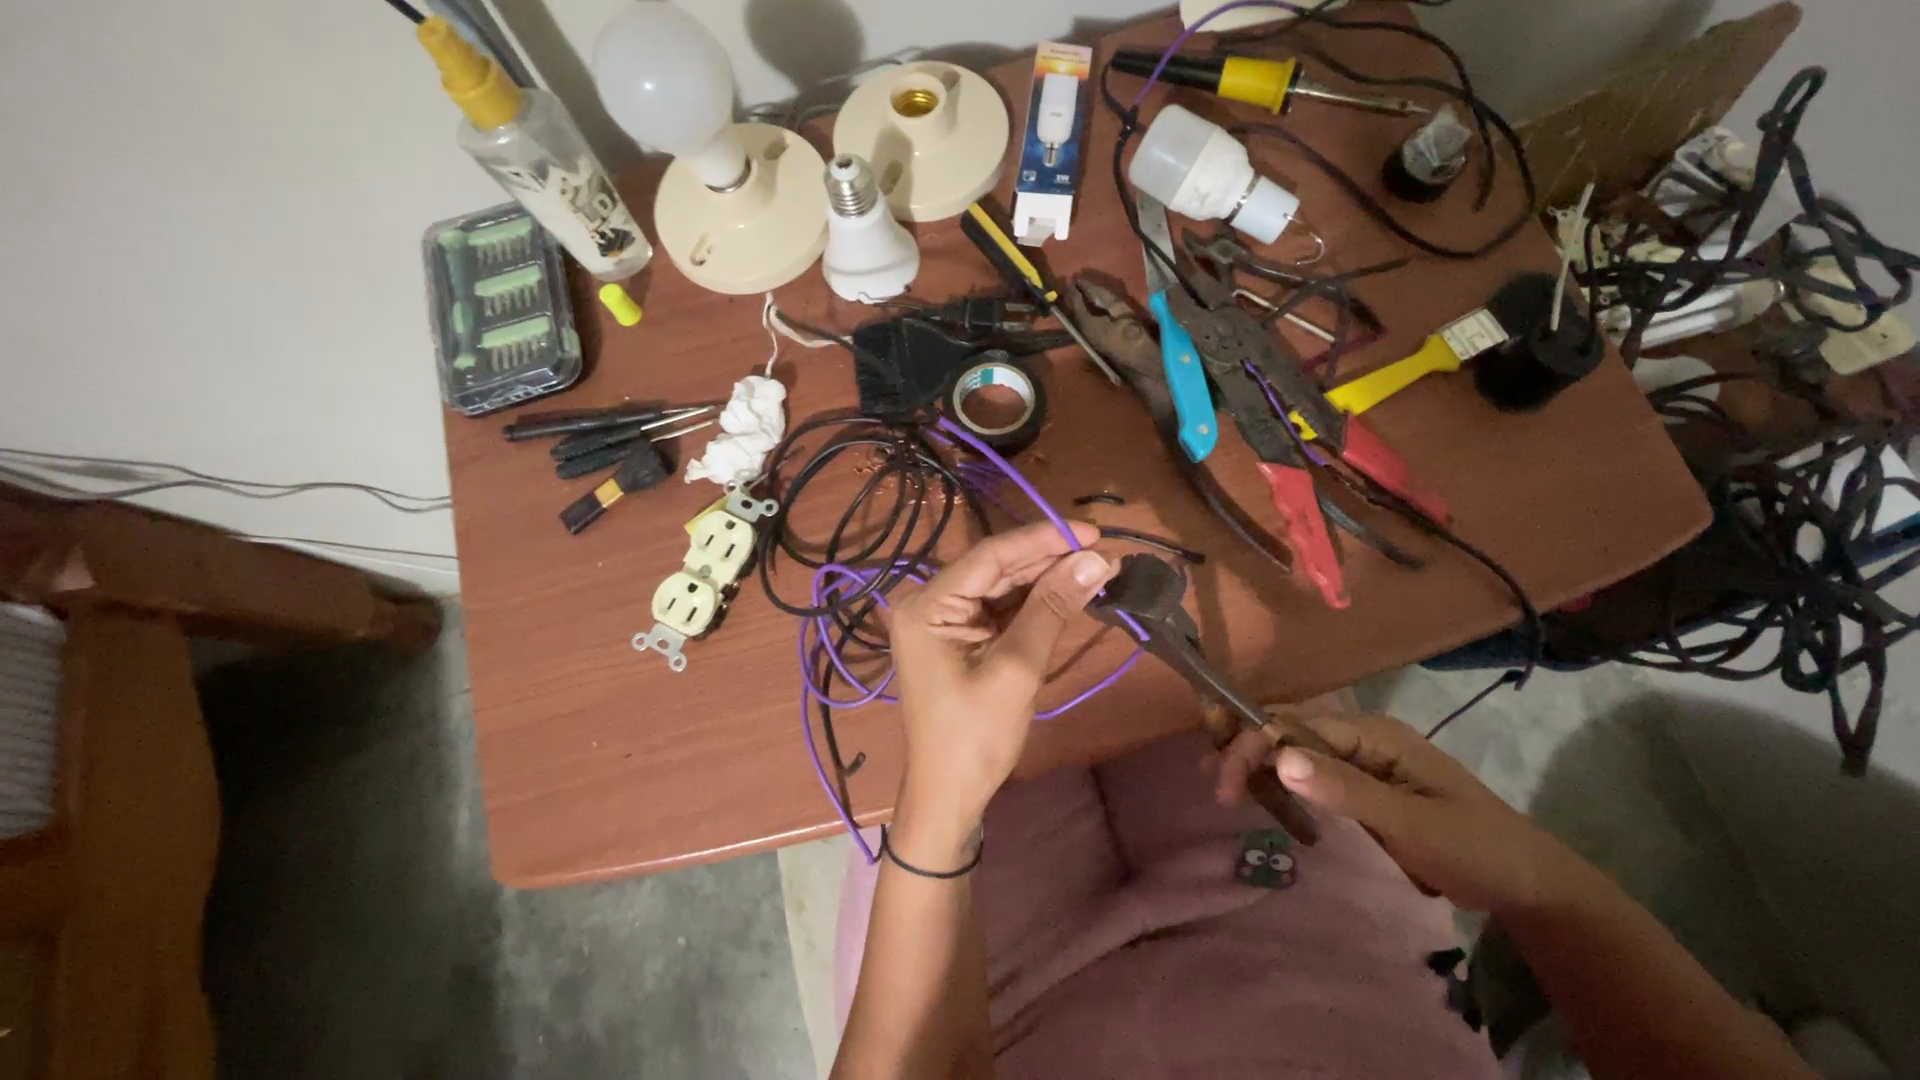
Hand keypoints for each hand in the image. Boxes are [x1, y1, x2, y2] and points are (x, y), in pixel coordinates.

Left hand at [885, 522, 1117, 854]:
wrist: (950, 793)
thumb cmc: (976, 736)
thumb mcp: (1017, 667)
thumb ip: (1053, 608)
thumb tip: (1098, 560)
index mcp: (927, 605)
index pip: (990, 556)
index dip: (1043, 539)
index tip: (1093, 531)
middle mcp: (929, 603)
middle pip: (996, 568)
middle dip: (1050, 558)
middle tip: (1104, 551)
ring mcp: (944, 621)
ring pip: (1002, 586)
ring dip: (1047, 578)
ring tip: (1098, 567)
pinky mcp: (961, 638)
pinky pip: (1001, 609)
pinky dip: (1035, 602)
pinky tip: (1070, 590)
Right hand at [1219, 713, 1582, 914]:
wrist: (1526, 883)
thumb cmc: (1473, 848)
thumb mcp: (1411, 821)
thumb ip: (1345, 790)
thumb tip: (1278, 757)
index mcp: (1375, 734)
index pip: (1296, 726)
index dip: (1253, 746)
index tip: (1224, 785)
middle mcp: (1362, 738)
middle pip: (1289, 730)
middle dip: (1246, 748)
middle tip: (1213, 782)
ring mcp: (1362, 762)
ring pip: (1295, 750)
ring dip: (1258, 763)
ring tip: (1222, 786)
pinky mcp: (1362, 787)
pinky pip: (1311, 774)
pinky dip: (1280, 781)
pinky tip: (1260, 795)